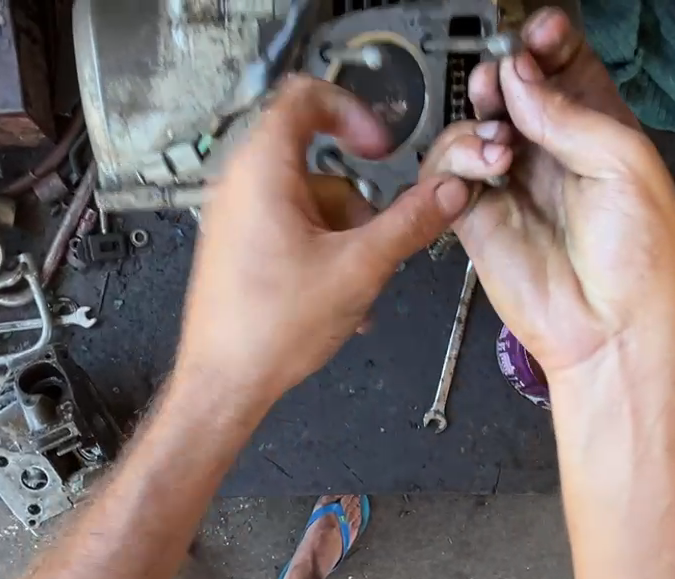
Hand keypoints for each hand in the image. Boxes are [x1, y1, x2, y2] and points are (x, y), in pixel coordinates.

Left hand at [175, 76, 474, 414]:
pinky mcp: (236, 254)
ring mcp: (235, 223)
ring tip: (356, 294)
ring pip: (308, 211)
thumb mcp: (359, 270)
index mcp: (262, 169)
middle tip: (374, 247)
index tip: (382, 150)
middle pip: (317, 169)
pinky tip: (338, 304)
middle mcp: (240, 187)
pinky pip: (289, 239)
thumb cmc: (274, 328)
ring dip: (344, 245)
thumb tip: (450, 191)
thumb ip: (409, 223)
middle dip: (356, 209)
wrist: (224, 384)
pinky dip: (320, 260)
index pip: (306, 98)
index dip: (354, 113)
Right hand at [423, 9, 674, 377]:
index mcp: (597, 133)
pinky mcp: (478, 222)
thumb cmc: (638, 254)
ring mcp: (511, 189)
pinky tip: (485, 167)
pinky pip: (450, 176)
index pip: (564, 70)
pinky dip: (455, 158)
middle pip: (512, 94)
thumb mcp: (624, 162)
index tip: (539, 35)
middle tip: (501, 79)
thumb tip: (518, 79)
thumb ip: (568, 114)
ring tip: (500, 140)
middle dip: (502, 76)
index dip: (547, 45)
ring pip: (474, 129)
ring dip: (478, 119)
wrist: (608, 328)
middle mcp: (550, 157)